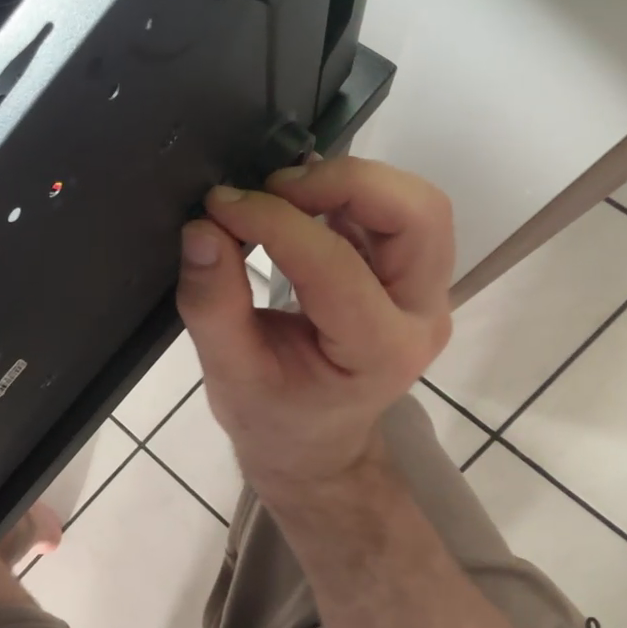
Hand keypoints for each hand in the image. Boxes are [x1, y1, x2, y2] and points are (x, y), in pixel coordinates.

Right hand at [175, 158, 453, 512]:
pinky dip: (346, 194)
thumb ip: (212, 305)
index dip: (274, 222)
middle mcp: (421, 316)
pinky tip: (297, 204)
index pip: (336, 264)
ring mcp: (425, 294)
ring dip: (347, 183)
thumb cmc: (269, 419)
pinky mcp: (411, 276)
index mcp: (379, 352)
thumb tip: (201, 228)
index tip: (218, 205)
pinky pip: (394, 213)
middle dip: (342, 183)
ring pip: (416, 204)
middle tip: (271, 190)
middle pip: (417, 215)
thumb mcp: (228, 374)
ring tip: (279, 195)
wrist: (310, 444)